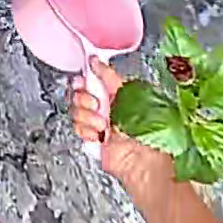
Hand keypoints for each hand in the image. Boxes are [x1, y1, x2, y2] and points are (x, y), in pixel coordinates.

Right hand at [71, 56, 173, 198]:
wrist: (143, 162)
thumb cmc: (146, 131)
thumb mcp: (128, 94)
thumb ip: (109, 76)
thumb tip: (95, 60)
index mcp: (115, 92)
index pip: (92, 77)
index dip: (85, 77)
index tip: (86, 80)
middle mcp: (105, 106)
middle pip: (78, 92)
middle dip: (85, 97)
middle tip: (97, 104)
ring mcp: (97, 122)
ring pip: (75, 109)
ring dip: (88, 116)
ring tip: (103, 124)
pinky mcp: (92, 138)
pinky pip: (77, 127)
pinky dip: (86, 131)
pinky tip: (99, 135)